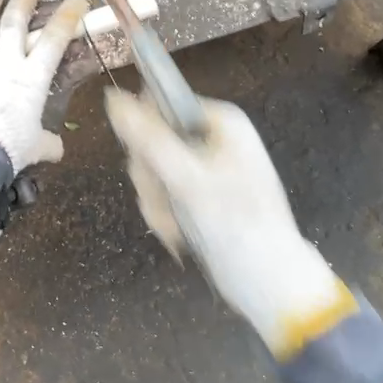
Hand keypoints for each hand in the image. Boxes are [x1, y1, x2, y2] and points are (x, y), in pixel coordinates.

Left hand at [0, 0, 88, 173]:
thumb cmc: (10, 148)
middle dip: (25, 1)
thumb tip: (58, 150)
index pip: (55, 39)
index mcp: (32, 78)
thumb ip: (47, 142)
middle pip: (16, 21)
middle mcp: (6, 60)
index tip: (77, 1)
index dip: (67, 17)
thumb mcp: (36, 146)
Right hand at [105, 87, 355, 359]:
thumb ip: (148, 138)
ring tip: (177, 225)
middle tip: (166, 200)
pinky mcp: (198, 193)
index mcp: (220, 121)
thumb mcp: (188, 180)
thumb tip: (112, 96)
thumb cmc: (237, 228)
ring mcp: (205, 167)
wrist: (271, 286)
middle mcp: (211, 138)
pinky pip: (161, 190)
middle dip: (151, 177)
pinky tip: (178, 234)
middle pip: (150, 139)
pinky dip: (164, 212)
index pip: (159, 104)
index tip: (147, 162)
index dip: (145, 132)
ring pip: (151, 168)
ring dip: (156, 200)